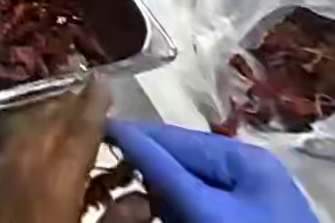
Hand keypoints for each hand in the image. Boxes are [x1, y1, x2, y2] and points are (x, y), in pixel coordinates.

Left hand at [0, 79, 109, 222]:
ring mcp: (4, 172)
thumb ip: (121, 222)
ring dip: (51, 115)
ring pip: (30, 130)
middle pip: (48, 124)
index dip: (92, 106)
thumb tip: (143, 198)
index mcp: (53, 181)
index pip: (76, 134)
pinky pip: (18, 145)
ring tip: (74, 107)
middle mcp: (24, 166)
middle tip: (91, 88)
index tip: (103, 80)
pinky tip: (48, 139)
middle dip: (69, 104)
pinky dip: (36, 133)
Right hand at [107, 120, 318, 222]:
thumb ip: (157, 164)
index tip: (88, 138)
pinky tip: (161, 216)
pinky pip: (196, 206)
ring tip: (140, 207)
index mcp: (241, 156)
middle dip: (146, 173)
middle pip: (175, 160)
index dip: (128, 138)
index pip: (168, 135)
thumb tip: (107, 121)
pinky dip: (175, 210)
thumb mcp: (203, 207)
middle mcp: (244, 170)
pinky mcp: (240, 221)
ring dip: (158, 195)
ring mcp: (246, 200)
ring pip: (182, 185)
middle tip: (115, 184)